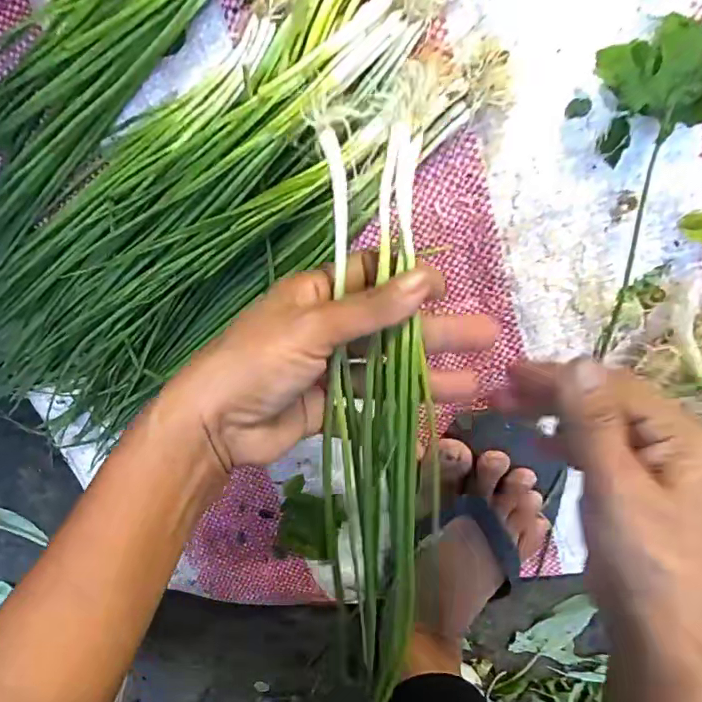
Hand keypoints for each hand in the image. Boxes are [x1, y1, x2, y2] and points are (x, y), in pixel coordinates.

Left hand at [162, 253, 498, 471]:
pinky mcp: (331, 404)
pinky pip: (373, 400)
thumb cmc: (256, 362)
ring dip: (429, 372)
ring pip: (388, 366)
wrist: (215, 426)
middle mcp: (329, 325)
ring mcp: (331, 367)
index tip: (450, 289)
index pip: (374, 275)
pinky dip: (402, 405)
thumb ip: (371, 310)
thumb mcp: (314, 327)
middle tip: (487, 336)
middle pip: (393, 324)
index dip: (412, 280)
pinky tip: (436, 412)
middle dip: (438, 331)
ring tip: (476, 382)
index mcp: (319, 292)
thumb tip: (425, 281)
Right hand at [498, 359, 701, 645]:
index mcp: (678, 433)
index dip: (563, 376)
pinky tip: (540, 442)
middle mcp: (668, 442)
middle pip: (606, 402)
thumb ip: (596, 425)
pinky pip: (596, 452)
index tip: (512, 372)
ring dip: (555, 415)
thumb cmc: (642, 559)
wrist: (656, 627)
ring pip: (597, 426)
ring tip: (510, 408)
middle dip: (554, 393)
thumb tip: (578, 363)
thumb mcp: (616, 487)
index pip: (615, 388)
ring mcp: (650, 467)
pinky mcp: (631, 490)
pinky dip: (566, 444)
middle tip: (502, 388)